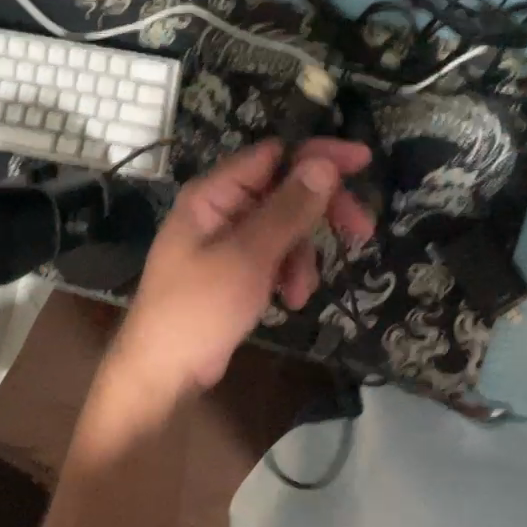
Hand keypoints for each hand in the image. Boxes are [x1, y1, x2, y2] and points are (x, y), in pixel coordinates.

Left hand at [108, 139, 376, 395]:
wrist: (163, 372)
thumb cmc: (198, 309)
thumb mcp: (248, 257)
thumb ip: (287, 209)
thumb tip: (324, 163)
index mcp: (214, 194)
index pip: (275, 155)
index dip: (319, 155)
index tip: (363, 163)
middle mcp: (220, 209)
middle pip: (285, 191)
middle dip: (320, 213)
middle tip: (362, 230)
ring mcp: (226, 241)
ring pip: (285, 229)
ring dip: (303, 256)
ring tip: (300, 291)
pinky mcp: (234, 271)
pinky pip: (273, 257)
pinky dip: (288, 274)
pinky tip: (290, 301)